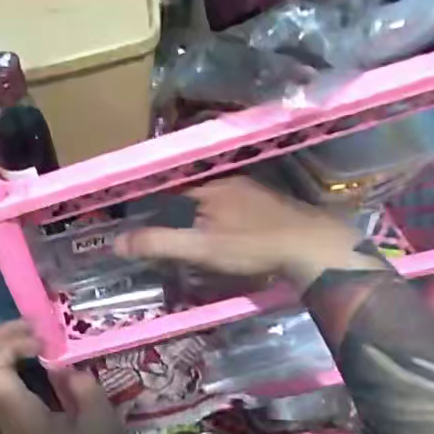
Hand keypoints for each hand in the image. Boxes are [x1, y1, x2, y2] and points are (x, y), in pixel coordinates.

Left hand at [0, 322, 126, 433]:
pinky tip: (30, 362)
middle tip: (33, 327)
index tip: (44, 339)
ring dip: (0, 352)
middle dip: (1, 340)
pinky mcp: (7, 424)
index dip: (11, 344)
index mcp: (17, 410)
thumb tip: (63, 365)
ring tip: (32, 338)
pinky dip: (3, 368)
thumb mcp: (100, 422)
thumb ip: (81, 385)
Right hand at [112, 176, 388, 285]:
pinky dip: (223, 224)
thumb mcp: (198, 248)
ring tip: (193, 243)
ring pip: (215, 205)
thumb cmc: (253, 246)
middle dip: (177, 217)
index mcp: (211, 188)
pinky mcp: (274, 208)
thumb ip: (157, 243)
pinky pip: (236, 211)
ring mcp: (256, 194)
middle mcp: (233, 183)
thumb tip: (116, 242)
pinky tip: (225, 241)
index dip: (153, 212)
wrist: (317, 250)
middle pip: (192, 199)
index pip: (170, 195)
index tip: (142, 229)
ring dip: (202, 220)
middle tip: (167, 241)